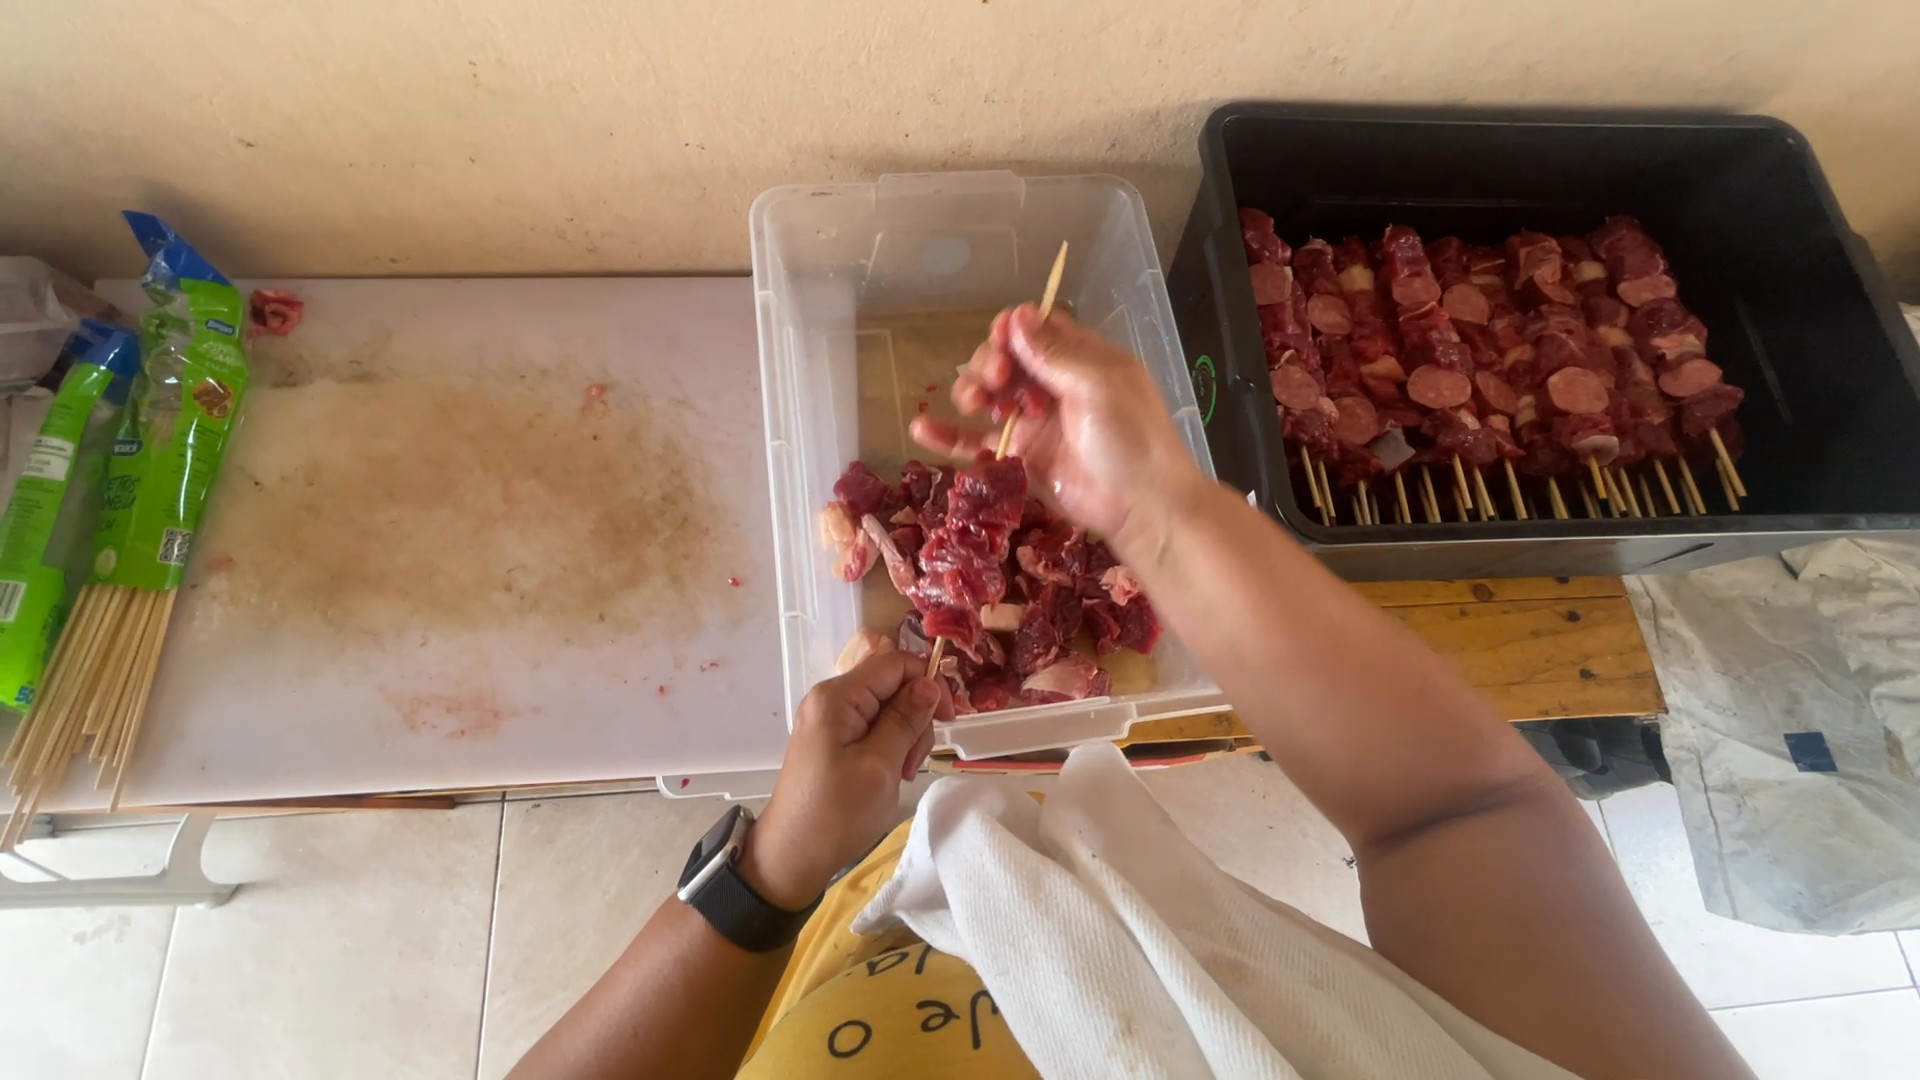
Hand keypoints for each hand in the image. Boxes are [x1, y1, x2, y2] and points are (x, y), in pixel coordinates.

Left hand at [739, 651, 951, 909]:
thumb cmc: (836, 813)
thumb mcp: (880, 765)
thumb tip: (928, 683)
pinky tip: (892, 772)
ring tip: (902, 773)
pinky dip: (890, 744)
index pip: (895, 663)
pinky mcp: (833, 737)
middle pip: (892, 684)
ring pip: (887, 706)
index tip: (949, 718)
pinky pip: (873, 725)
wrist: (792, 857)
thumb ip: (905, 719)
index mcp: (838, 696)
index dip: (928, 682)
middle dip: (915, 717)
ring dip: (905, 735)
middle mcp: (831, 698)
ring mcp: (830, 718)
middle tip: (914, 761)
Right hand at [910, 304, 1199, 539]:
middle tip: (996, 381)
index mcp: (1080, 360)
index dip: (1011, 332)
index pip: (1035, 331)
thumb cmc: (1130, 439)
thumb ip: (1055, 354)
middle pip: (1005, 361)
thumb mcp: (1098, 386)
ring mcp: (1034, 424)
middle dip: (990, 363)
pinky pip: (977, 443)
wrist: (1141, 506)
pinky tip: (920, 428)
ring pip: (987, 397)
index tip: (1002, 345)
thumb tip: (1017, 315)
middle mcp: (1053, 387)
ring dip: (971, 392)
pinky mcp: (1020, 459)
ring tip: (974, 404)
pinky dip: (949, 436)